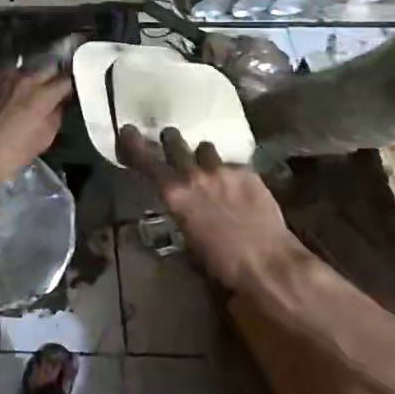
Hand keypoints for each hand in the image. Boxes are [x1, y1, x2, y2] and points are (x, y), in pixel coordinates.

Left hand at [0, 66, 72, 187]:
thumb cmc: (17, 150)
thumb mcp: (47, 135)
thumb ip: (58, 112)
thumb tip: (61, 101)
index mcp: (44, 94)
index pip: (67, 79)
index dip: (75, 83)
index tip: (78, 88)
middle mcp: (27, 79)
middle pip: (50, 67)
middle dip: (58, 75)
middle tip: (61, 86)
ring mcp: (9, 78)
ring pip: (32, 68)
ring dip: (39, 75)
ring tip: (42, 87)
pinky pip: (15, 74)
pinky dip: (22, 79)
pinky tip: (23, 90)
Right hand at [118, 126, 301, 289]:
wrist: (266, 263)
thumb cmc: (222, 263)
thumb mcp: (188, 241)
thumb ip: (180, 212)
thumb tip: (179, 205)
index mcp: (175, 194)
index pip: (145, 160)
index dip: (133, 143)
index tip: (128, 130)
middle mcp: (195, 175)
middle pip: (175, 143)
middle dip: (171, 141)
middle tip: (170, 141)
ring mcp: (223, 170)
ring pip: (205, 148)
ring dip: (203, 157)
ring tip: (210, 170)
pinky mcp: (248, 172)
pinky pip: (232, 164)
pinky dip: (231, 173)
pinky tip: (240, 190)